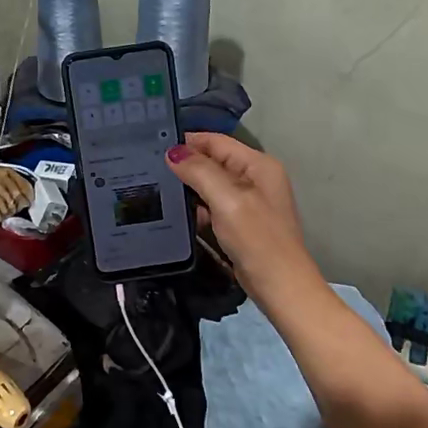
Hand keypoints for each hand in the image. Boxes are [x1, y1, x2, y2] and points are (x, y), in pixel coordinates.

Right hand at [164, 133, 323, 307]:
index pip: (214, 141)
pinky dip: (194, 205)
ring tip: (156, 186)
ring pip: (207, 182)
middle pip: (210, 159)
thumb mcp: (227, 200)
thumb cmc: (257, 240)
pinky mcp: (237, 219)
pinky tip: (177, 211)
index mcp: (257, 165)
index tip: (152, 146)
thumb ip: (199, 171)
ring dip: (186, 185)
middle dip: (183, 163)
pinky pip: (210, 202)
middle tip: (148, 167)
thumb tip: (172, 153)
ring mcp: (246, 199)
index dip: (185, 142)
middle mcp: (253, 177)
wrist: (279, 286)